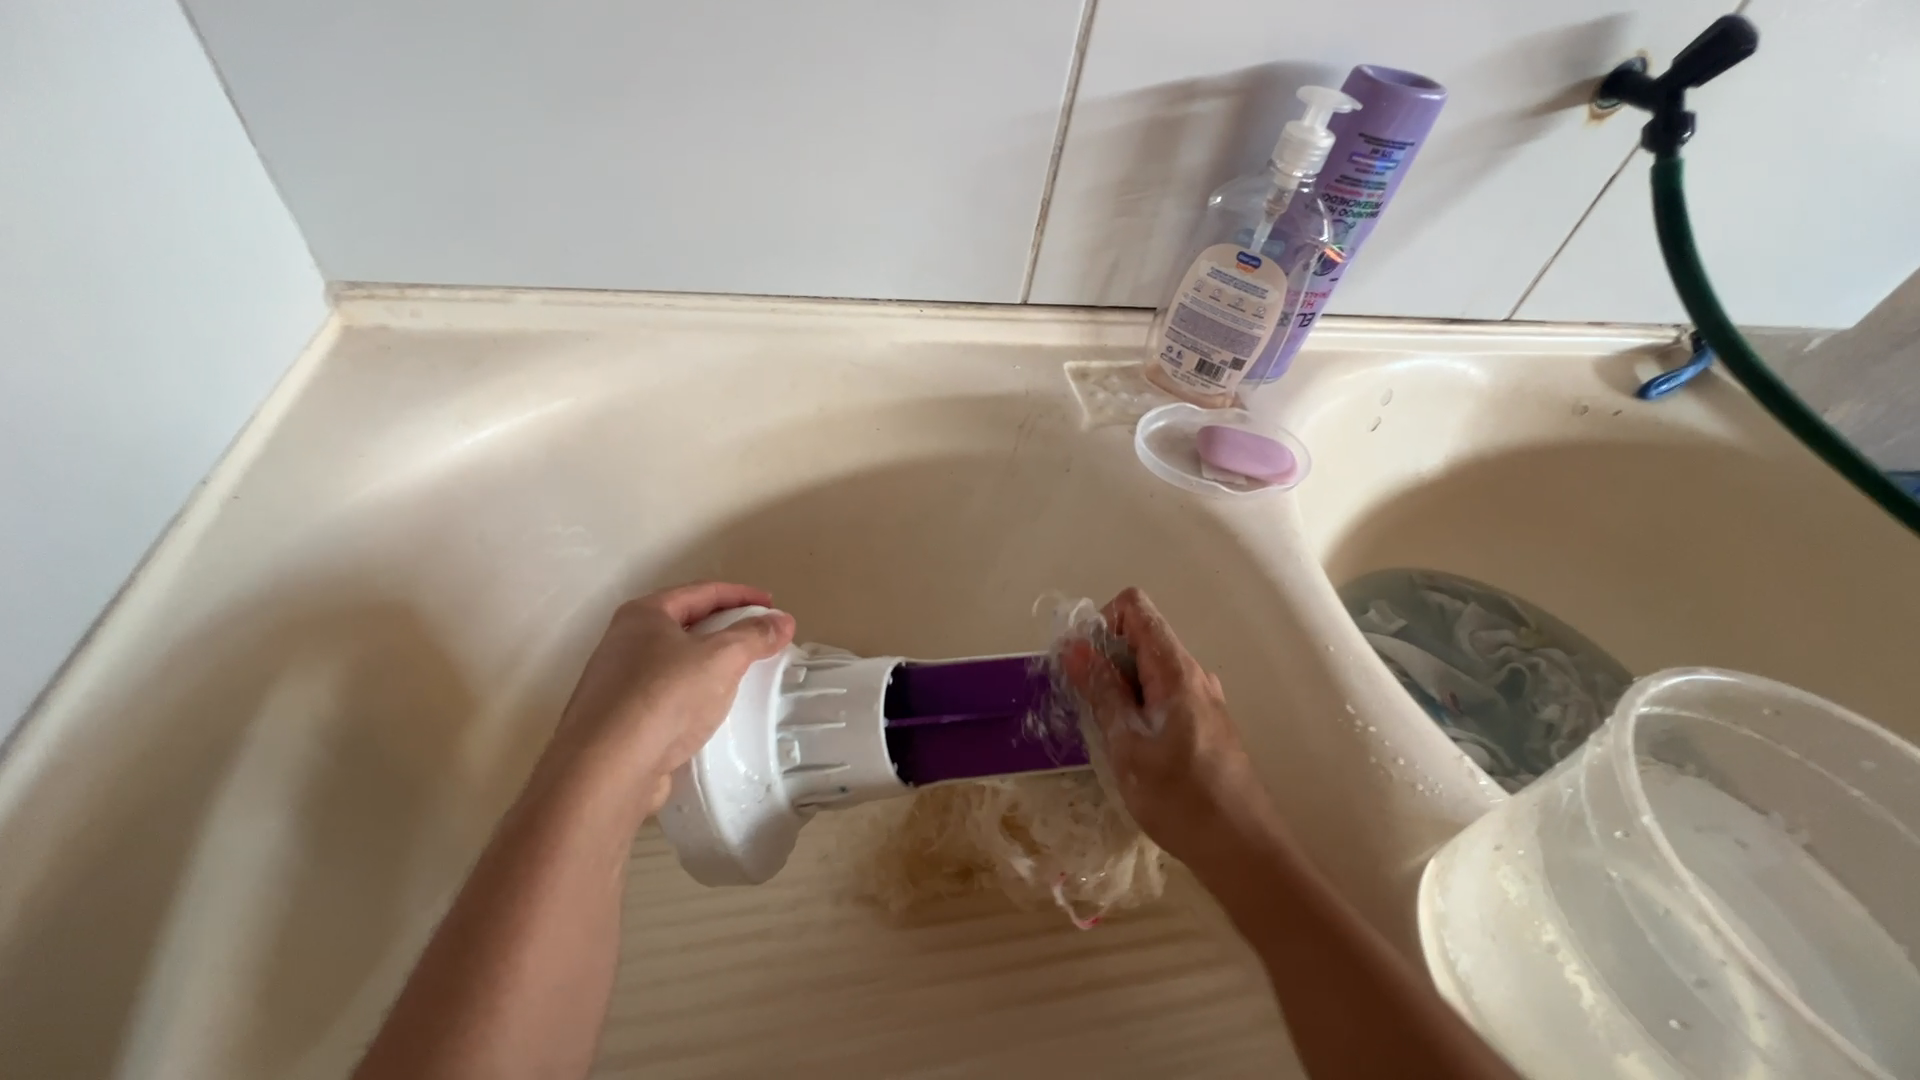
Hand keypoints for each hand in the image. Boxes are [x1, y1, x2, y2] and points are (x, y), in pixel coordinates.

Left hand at [542, 582, 795, 815]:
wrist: (606, 769)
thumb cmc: (664, 697)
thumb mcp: (721, 658)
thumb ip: (754, 636)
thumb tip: (783, 620)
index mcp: (644, 614)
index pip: (701, 591)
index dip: (741, 594)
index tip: (772, 604)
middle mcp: (624, 641)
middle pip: (685, 624)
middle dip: (725, 628)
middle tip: (760, 639)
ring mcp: (617, 683)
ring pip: (674, 662)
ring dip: (708, 663)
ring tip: (742, 674)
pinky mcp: (619, 721)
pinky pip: (666, 696)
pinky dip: (693, 695)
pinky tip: (710, 712)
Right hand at [1064, 587, 1276, 865]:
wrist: (1242, 850)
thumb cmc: (1180, 799)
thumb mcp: (1127, 746)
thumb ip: (1102, 691)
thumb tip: (1075, 646)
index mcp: (1175, 670)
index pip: (1135, 607)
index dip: (1102, 624)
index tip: (1083, 666)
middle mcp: (1193, 674)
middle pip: (1141, 637)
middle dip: (1105, 661)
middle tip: (1087, 708)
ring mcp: (1202, 699)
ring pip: (1149, 670)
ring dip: (1119, 689)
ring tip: (1108, 736)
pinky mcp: (1205, 723)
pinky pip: (1163, 694)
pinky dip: (1138, 707)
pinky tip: (1133, 751)